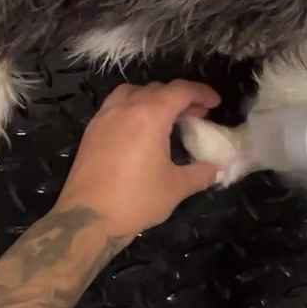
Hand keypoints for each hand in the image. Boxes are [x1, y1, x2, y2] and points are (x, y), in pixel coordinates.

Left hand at [56, 80, 222, 240]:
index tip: (215, 103)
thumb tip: (218, 170)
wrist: (88, 218)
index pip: (180, 91)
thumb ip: (201, 174)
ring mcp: (104, 117)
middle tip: (196, 114)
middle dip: (180, 98)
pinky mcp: (91, 131)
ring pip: (132, 93)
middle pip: (157, 89)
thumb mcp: (176, 187)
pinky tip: (139, 130)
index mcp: (150, 116)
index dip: (201, 93)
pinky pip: (115, 106)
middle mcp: (125, 108)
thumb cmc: (136, 200)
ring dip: (153, 98)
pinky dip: (133, 108)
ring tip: (166, 116)